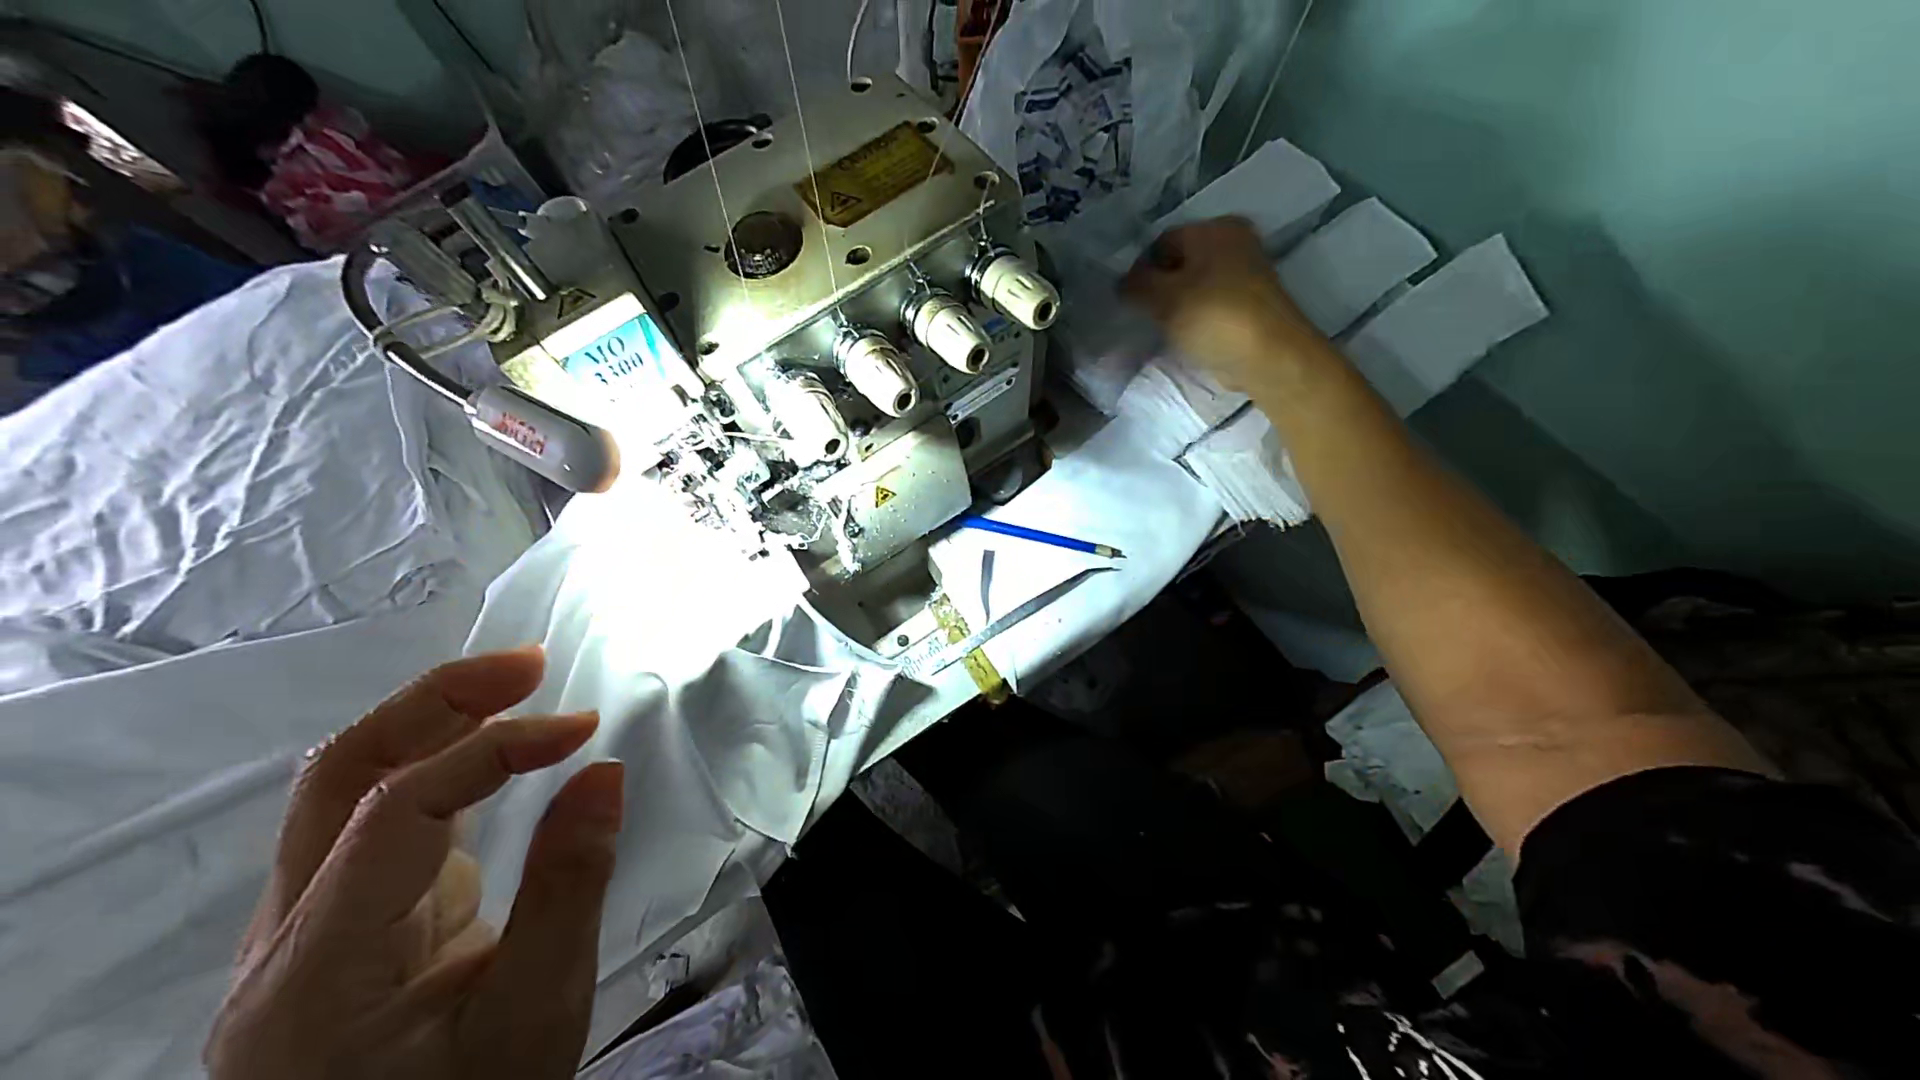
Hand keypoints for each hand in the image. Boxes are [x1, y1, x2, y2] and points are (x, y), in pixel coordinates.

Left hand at [206, 647, 622, 1079]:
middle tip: (528, 664)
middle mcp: (286, 934)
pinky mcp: (348, 920)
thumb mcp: (534, 1016)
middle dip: (437, 700)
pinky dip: (442, 764)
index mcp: (316, 969)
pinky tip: (494, 745)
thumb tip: (604, 772)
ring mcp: (310, 925)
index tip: (585, 729)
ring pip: (348, 789)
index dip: (495, 750)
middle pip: (337, 776)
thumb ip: (569, 890)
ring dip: (435, 720)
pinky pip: (383, 818)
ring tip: (517, 683)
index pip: (397, 811)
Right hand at [1120, 217, 1332, 392]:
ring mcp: (1247, 273)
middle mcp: (1235, 241)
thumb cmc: (1213, 317)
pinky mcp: (1250, 303)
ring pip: (1195, 285)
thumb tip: (1123, 284)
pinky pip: (1211, 304)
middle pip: (1179, 263)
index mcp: (1215, 229)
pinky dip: (1196, 318)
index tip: (1129, 302)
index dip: (1140, 271)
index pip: (1161, 242)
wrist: (1269, 357)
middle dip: (1158, 289)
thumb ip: (1136, 285)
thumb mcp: (1163, 299)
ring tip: (1164, 330)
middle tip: (1144, 317)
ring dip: (1176, 306)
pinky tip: (1187, 337)